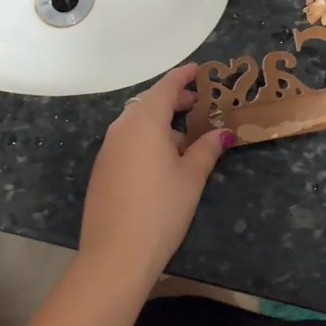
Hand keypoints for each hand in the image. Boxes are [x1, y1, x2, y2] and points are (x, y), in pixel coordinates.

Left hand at [79, 63, 234, 279]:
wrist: (114, 256)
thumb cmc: (160, 210)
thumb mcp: (191, 177)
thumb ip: (206, 148)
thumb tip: (222, 132)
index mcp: (144, 121)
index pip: (167, 86)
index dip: (184, 75)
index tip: (200, 69)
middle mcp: (122, 127)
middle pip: (151, 102)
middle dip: (175, 101)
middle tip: (200, 105)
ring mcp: (108, 148)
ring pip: (138, 122)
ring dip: (161, 123)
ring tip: (186, 137)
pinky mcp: (102, 169)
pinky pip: (128, 140)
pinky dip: (147, 139)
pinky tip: (163, 161)